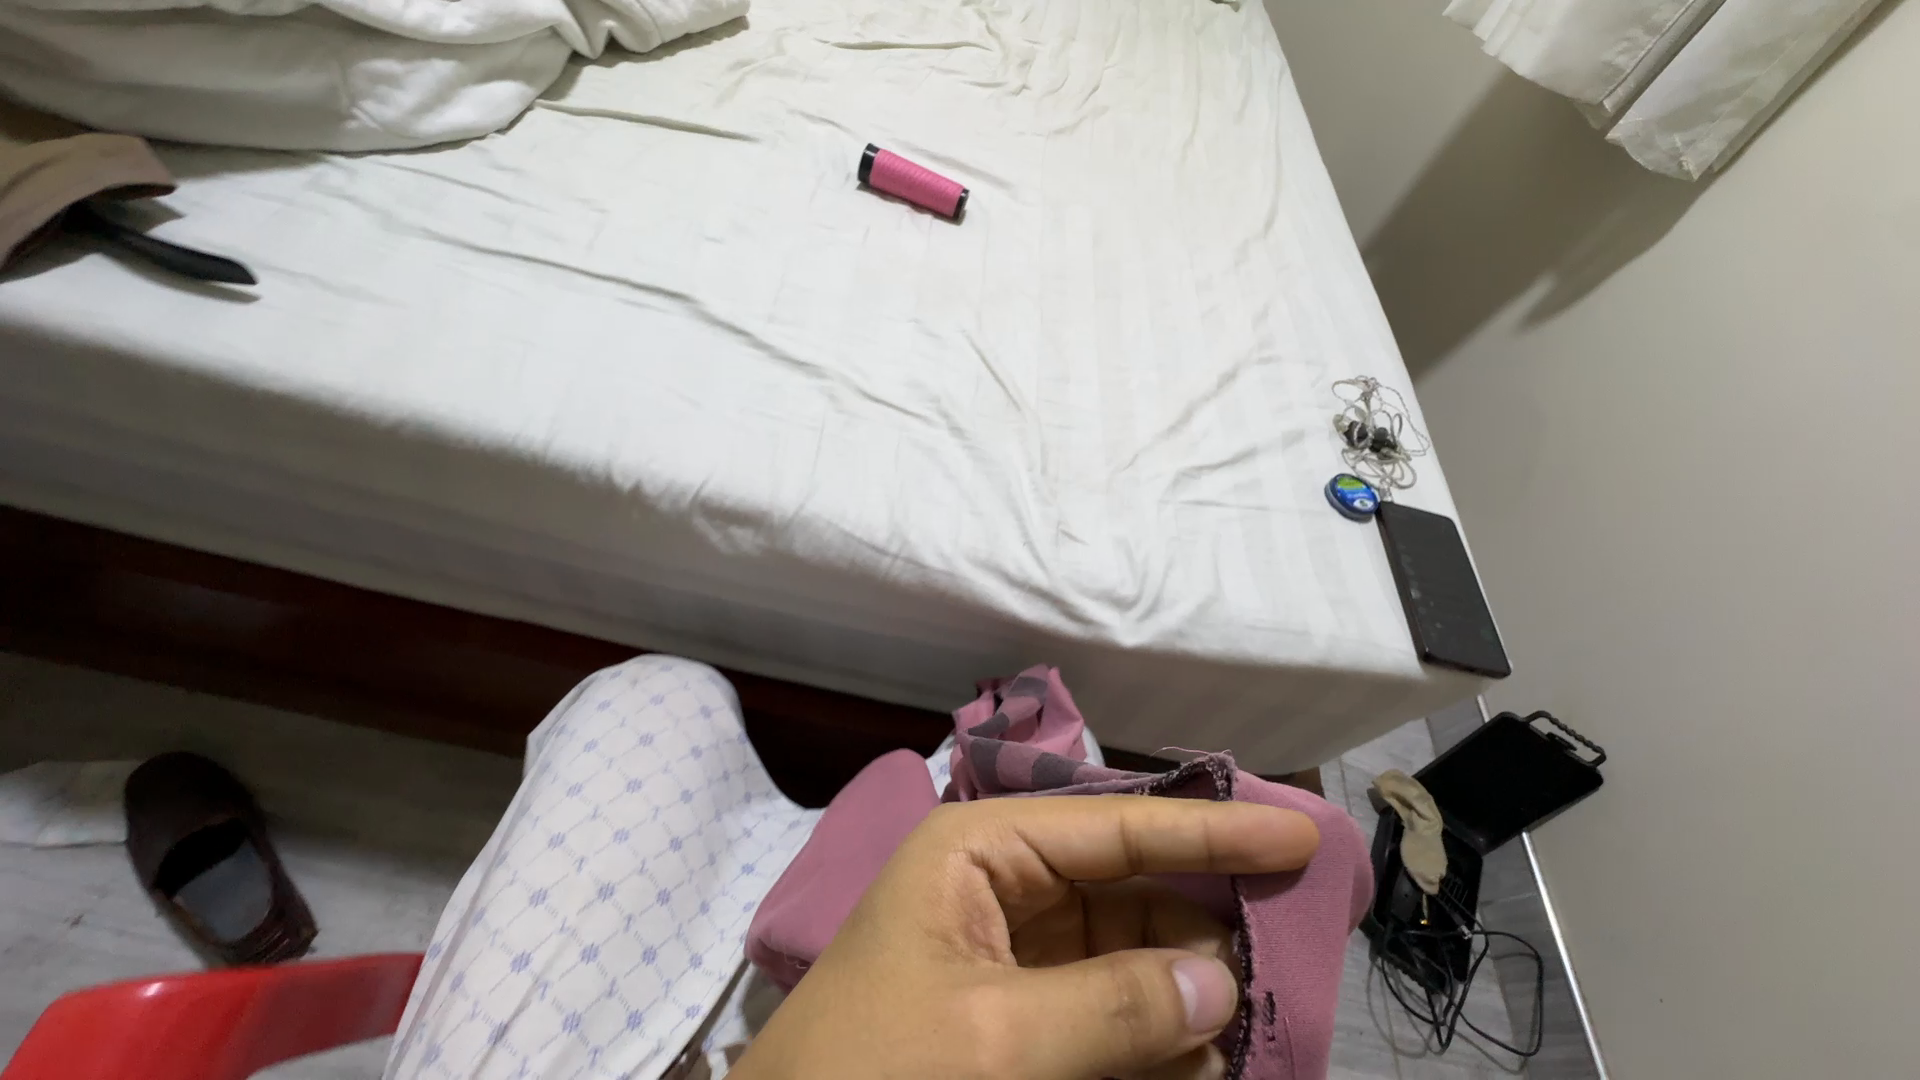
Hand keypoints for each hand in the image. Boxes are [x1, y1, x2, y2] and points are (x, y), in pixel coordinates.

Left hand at [729, 795, 1319, 1079]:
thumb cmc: (877, 1071)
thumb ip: (1115, 1007)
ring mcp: (1008, 945)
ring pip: (1124, 945)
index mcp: (982, 848)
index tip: (1297, 839)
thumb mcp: (995, 1040)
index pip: (1115, 827)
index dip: (1210, 833)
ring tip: (1260, 1014)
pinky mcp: (1014, 1006)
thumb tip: (1219, 983)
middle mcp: (999, 879)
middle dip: (1205, 913)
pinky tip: (1202, 1054)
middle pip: (1127, 881)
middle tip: (1294, 933)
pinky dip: (1154, 1027)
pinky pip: (1104, 1000)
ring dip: (1188, 982)